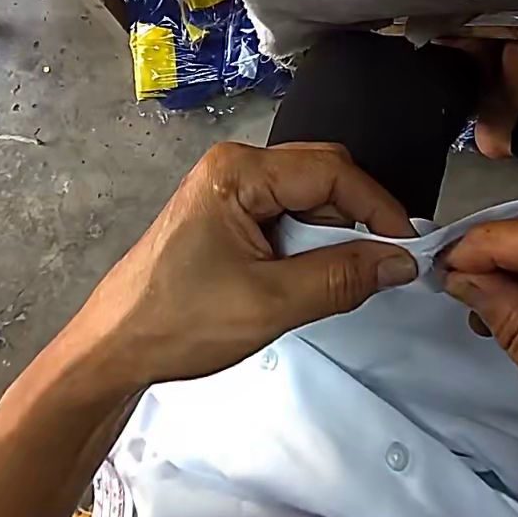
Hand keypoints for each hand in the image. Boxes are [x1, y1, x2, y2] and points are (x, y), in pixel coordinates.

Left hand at [57, 142, 419, 391]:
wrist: (111, 351)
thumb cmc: (177, 323)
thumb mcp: (268, 304)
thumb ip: (340, 278)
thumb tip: (400, 262)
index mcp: (239, 171)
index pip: (331, 172)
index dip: (377, 207)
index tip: (406, 246)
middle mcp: (238, 164)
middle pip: (324, 173)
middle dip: (359, 216)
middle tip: (384, 259)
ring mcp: (234, 184)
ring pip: (313, 192)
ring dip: (338, 229)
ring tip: (347, 270)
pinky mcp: (235, 207)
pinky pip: (294, 208)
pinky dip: (316, 236)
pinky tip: (317, 266)